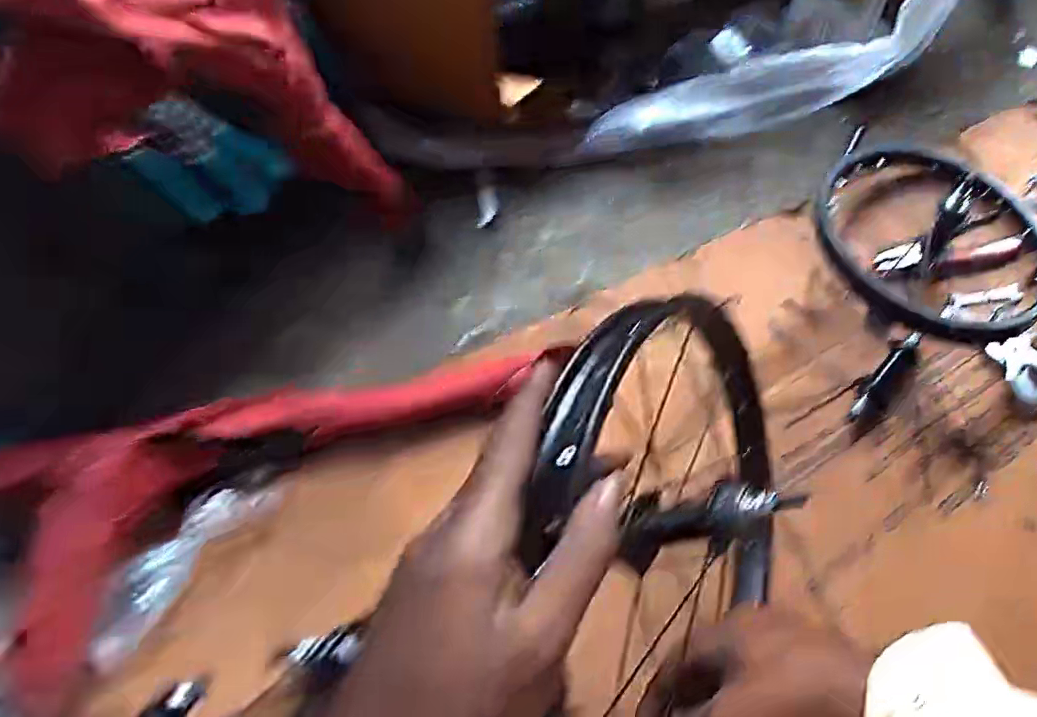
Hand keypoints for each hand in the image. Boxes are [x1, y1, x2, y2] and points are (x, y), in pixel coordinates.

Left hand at [321, 362, 623, 716]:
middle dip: (557, 448)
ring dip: (543, 485)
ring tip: (593, 491)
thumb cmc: (468, 698)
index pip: (507, 443)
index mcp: (469, 533)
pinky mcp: (421, 586)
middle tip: (615, 454)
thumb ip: (583, 552)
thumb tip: (611, 480)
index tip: (554, 354)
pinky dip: (521, 515)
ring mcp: (424, 560)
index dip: (532, 396)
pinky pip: (478, 529)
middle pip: (503, 469)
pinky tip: (546, 540)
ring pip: (492, 501)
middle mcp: (441, 532)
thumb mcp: (543, 636)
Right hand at [640, 607, 870, 716]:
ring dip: (716, 698)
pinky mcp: (808, 655)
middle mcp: (755, 622)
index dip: (655, 694)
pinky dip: (746, 696)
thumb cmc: (787, 695)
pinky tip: (748, 710)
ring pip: (736, 669)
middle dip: (687, 696)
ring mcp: (784, 635)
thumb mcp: (728, 714)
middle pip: (708, 661)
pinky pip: (763, 675)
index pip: (678, 656)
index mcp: (731, 626)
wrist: (859, 692)